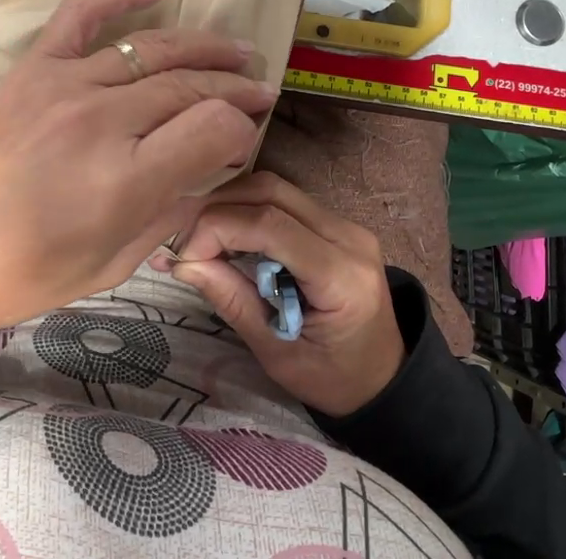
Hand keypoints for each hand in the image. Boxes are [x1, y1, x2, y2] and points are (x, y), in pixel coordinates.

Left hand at [0, 0, 277, 334]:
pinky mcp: (33, 68)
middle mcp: (100, 120)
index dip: (242, 132)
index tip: (244, 142)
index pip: (214, 128)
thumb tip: (208, 171)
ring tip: (238, 52)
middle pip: (190, 85)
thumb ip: (169, 212)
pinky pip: (82, 14)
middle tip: (261, 93)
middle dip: (236, 88)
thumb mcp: (112, 265)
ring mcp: (64, 84)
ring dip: (204, 47)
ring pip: (153, 49)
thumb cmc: (23, 273)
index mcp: (124, 179)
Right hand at [153, 172, 405, 416]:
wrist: (384, 377)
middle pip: (270, 192)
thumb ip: (232, 300)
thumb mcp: (276, 353)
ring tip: (200, 239)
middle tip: (184, 244)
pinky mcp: (334, 222)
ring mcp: (345, 224)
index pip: (270, 225)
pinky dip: (245, 209)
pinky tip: (225, 236)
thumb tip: (181, 262)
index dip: (217, 228)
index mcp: (342, 277)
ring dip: (229, 204)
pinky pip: (282, 199)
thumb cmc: (332, 378)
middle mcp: (349, 237)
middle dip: (217, 210)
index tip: (183, 256)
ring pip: (273, 187)